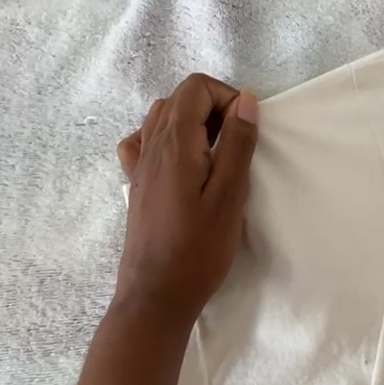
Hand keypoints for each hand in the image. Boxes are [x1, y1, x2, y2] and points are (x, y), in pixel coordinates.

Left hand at [114, 74, 259, 328]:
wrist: (156, 296)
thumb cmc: (199, 248)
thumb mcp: (230, 195)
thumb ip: (237, 143)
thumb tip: (245, 100)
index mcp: (175, 144)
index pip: (196, 88)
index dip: (227, 98)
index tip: (246, 131)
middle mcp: (151, 147)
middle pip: (180, 98)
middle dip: (214, 107)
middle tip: (237, 144)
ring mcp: (139, 166)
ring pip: (162, 117)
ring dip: (193, 121)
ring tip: (216, 154)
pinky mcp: (137, 186)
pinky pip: (144, 142)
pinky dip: (166, 139)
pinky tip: (183, 162)